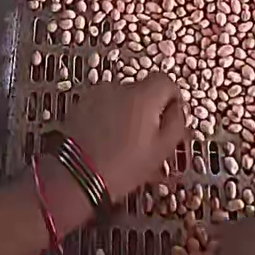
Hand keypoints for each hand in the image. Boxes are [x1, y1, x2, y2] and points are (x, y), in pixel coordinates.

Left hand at [61, 73, 187, 200]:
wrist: (77, 174)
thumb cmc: (123, 166)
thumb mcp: (161, 150)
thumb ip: (176, 123)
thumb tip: (178, 109)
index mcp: (142, 96)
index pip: (166, 81)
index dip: (172, 99)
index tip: (171, 118)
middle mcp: (119, 88)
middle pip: (143, 90)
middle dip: (149, 109)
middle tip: (148, 138)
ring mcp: (97, 94)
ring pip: (123, 98)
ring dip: (128, 113)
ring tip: (125, 143)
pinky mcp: (81, 104)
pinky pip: (104, 105)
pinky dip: (109, 116)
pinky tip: (108, 140)